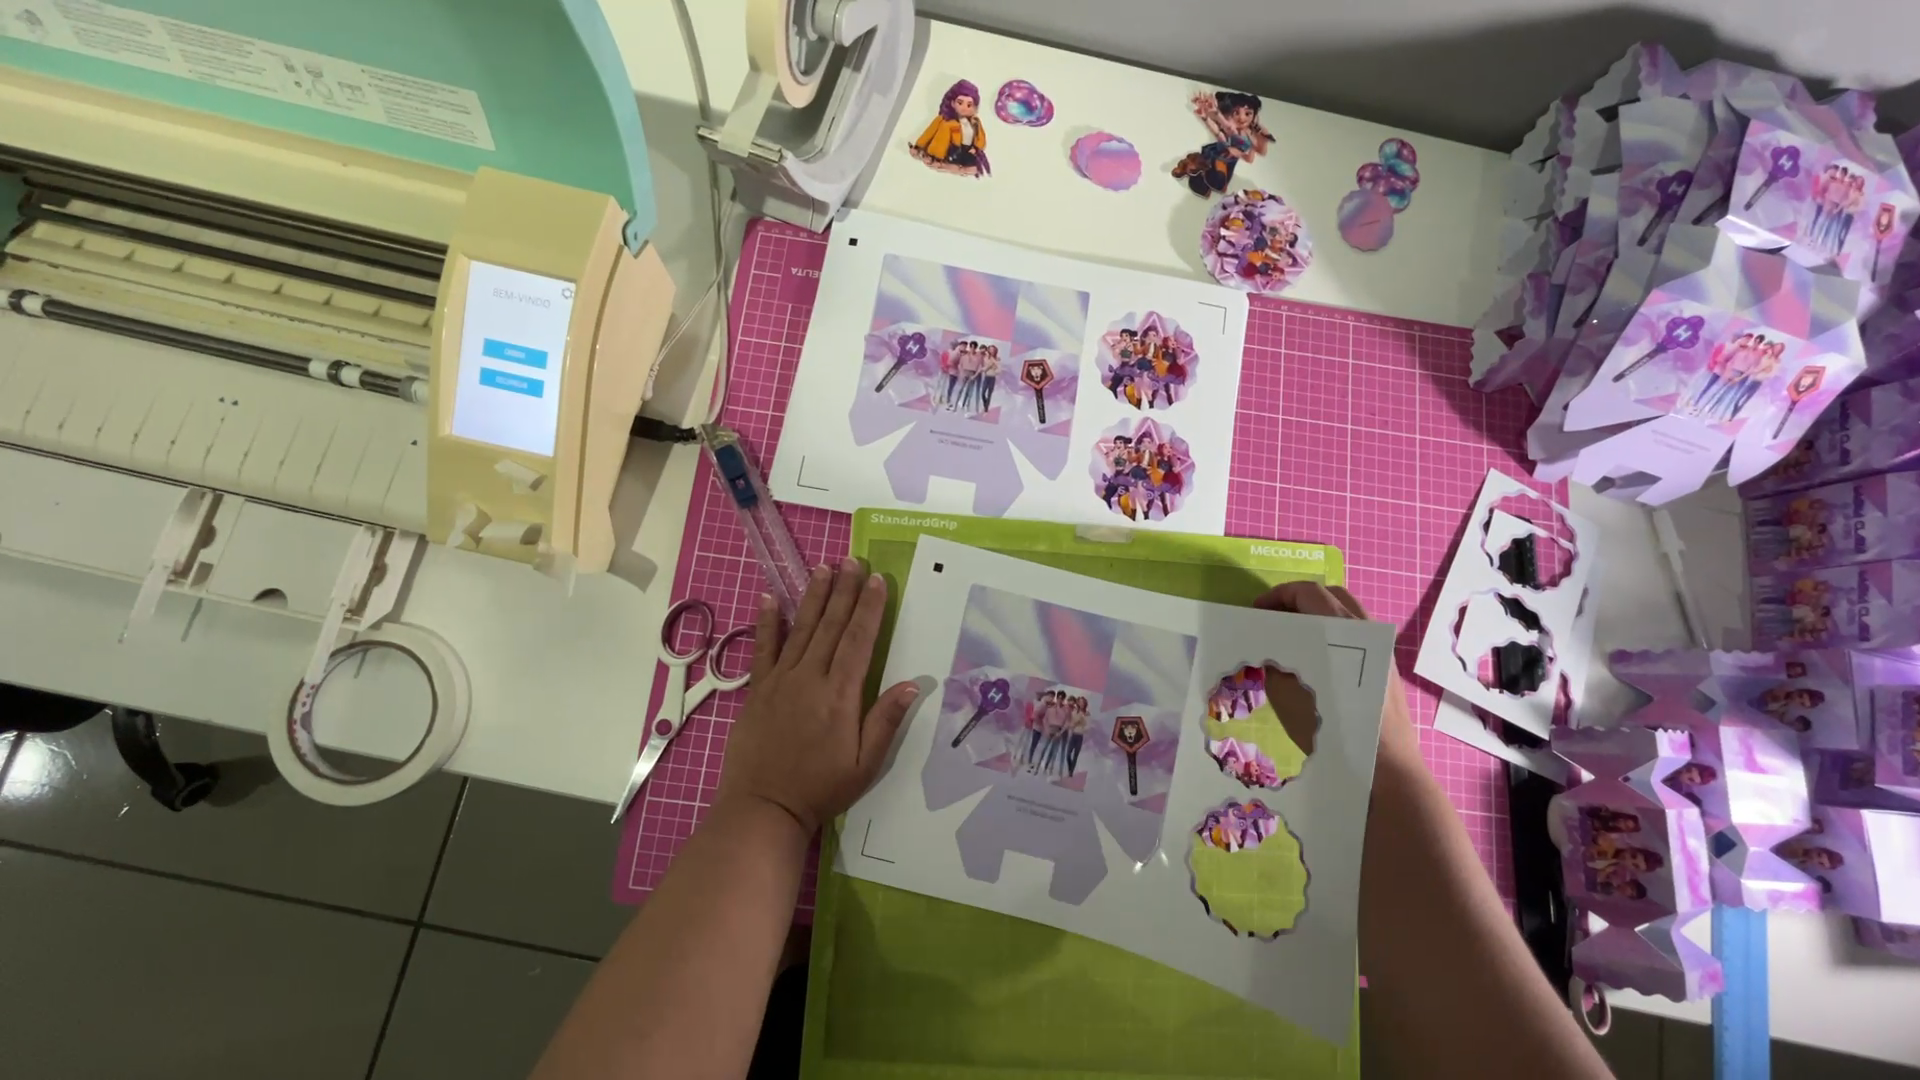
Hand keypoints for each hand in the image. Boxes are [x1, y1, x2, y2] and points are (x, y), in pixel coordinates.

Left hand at [717, 559, 920, 835]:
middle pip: (830, 626)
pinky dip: (766, 623)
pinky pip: (763, 649)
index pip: (858, 640)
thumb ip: (885, 721)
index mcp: (839, 695)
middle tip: (852, 560)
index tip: (877, 580)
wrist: (762, 808)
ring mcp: (780, 681)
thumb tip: (913, 684)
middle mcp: (809, 678)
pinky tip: (768, 598)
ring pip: (800, 629)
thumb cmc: (820, 789)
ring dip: (813, 597)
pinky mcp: (757, 690)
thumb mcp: (865, 765)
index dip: (869, 608)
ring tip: (823, 568)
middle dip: (844, 591)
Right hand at [1252, 582, 1418, 770]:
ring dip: (1317, 620)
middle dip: (1297, 602)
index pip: (1307, 591)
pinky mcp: (1387, 669)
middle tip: (1273, 620)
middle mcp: (1366, 630)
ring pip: (1346, 617)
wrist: (1381, 767)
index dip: (1276, 595)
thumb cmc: (1327, 727)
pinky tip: (1316, 664)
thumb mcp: (1285, 692)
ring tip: (1293, 642)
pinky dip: (1333, 638)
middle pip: (1330, 597)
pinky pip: (1356, 638)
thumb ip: (1275, 659)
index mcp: (1341, 627)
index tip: (1255, 612)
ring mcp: (1382, 649)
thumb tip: (1270, 648)